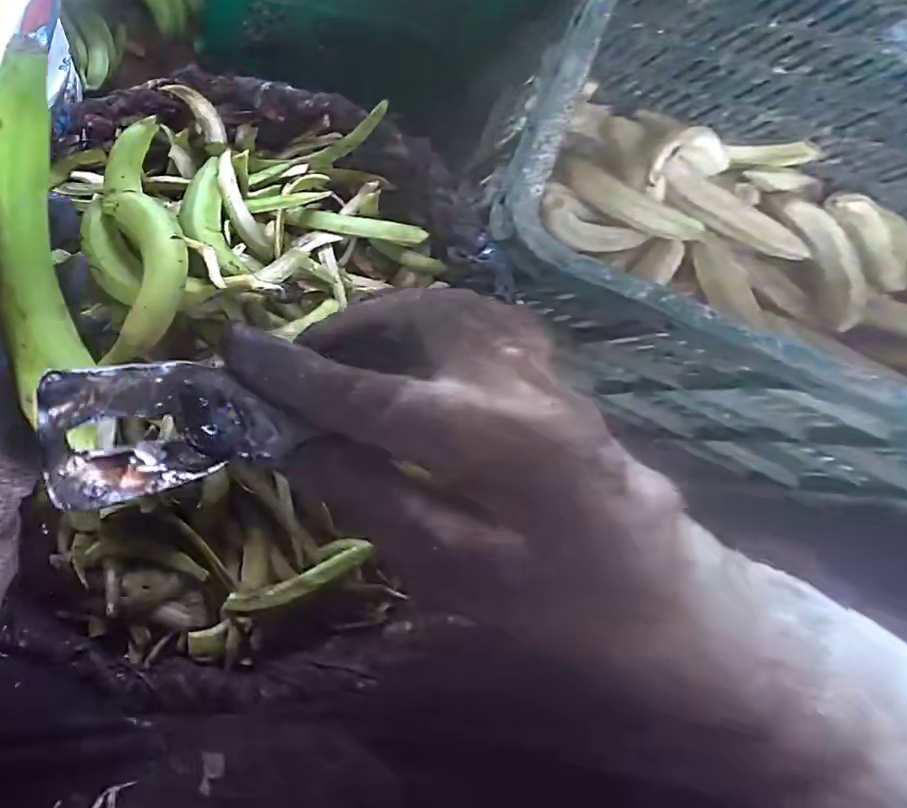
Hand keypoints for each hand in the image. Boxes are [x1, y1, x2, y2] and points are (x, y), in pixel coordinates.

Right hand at [222, 289, 689, 649]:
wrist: (673, 602)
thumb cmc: (553, 604)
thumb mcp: (440, 569)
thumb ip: (358, 492)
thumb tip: (290, 437)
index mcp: (490, 440)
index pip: (356, 391)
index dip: (285, 370)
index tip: (233, 348)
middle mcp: (516, 379)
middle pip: (401, 319)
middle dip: (335, 335)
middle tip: (296, 368)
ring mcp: (541, 360)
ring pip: (433, 303)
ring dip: (371, 324)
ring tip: (338, 362)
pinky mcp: (547, 357)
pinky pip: (463, 312)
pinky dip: (412, 322)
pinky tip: (397, 356)